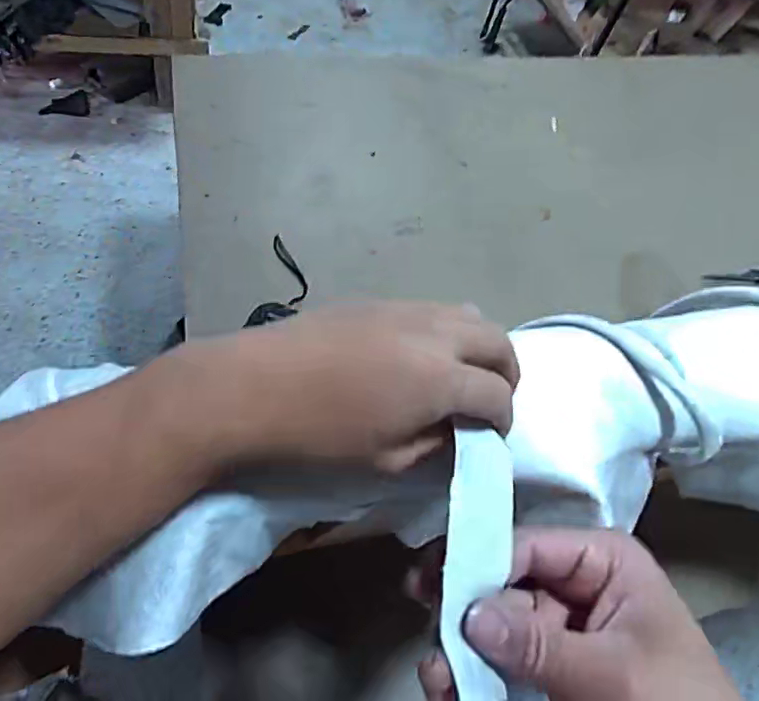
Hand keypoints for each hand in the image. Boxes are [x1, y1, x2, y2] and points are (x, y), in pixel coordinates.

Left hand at [153, 301, 517, 473]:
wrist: (254, 384)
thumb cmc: (320, 433)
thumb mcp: (388, 459)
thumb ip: (437, 443)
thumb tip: (461, 429)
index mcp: (440, 375)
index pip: (498, 394)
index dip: (503, 420)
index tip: (490, 436)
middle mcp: (430, 330)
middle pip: (495, 339)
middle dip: (504, 373)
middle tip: (486, 401)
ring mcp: (399, 307)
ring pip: (463, 313)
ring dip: (474, 344)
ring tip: (455, 374)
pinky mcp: (371, 300)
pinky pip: (425, 308)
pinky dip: (439, 329)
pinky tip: (414, 354)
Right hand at [414, 528, 738, 700]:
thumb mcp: (620, 679)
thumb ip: (543, 646)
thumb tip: (468, 614)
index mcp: (600, 560)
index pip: (524, 545)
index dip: (477, 561)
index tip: (433, 587)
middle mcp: (574, 581)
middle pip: (500, 580)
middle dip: (462, 607)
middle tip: (428, 628)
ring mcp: (560, 624)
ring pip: (494, 621)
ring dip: (461, 646)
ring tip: (437, 677)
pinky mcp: (551, 666)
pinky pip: (503, 659)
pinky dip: (475, 673)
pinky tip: (451, 688)